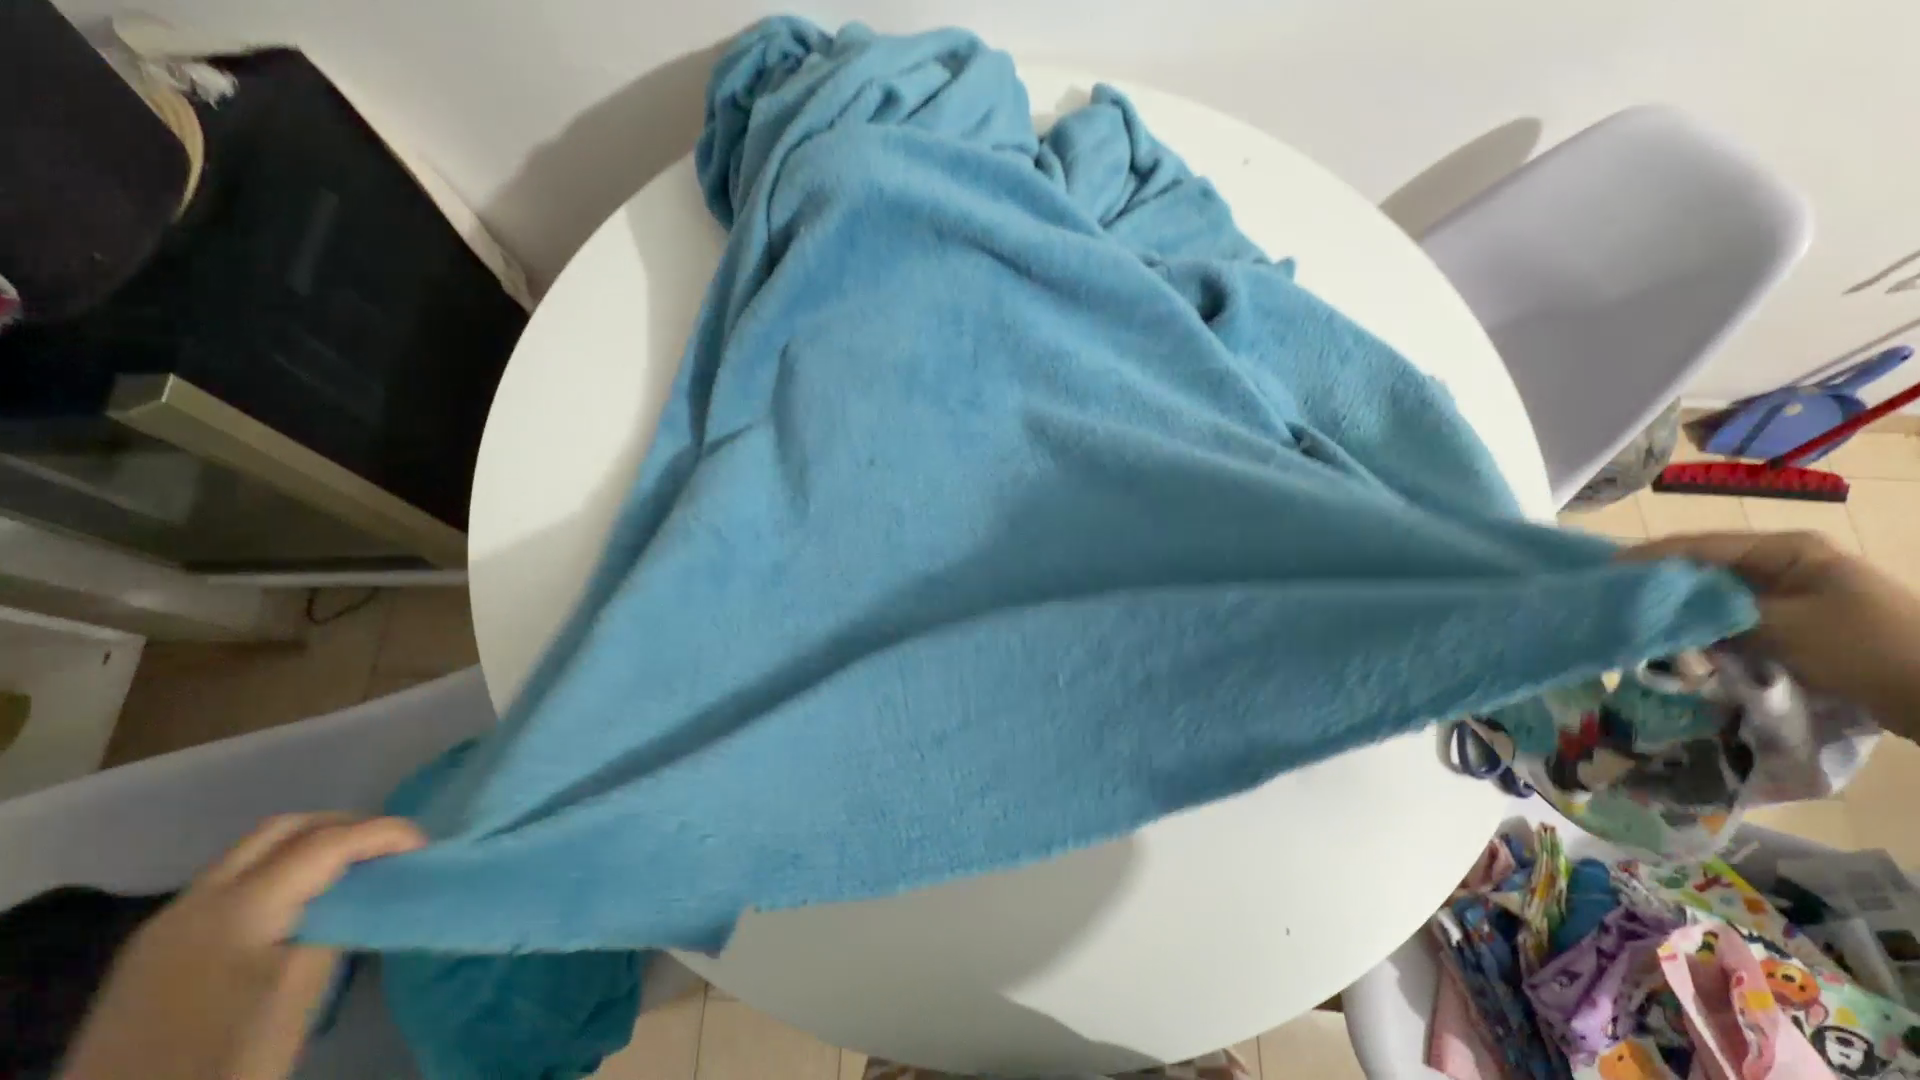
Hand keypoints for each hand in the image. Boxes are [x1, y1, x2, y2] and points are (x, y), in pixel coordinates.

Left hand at [60, 814, 424, 1079]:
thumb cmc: (225, 1058)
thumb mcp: (298, 994)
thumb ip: (335, 927)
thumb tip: (363, 893)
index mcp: (240, 905)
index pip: (326, 843)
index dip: (383, 834)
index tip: (425, 846)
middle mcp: (198, 898)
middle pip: (282, 829)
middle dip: (344, 826)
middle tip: (389, 849)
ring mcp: (167, 923)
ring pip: (249, 853)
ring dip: (307, 846)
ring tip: (350, 872)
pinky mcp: (152, 951)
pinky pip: (227, 883)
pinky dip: (276, 872)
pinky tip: (295, 907)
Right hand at [1623, 530, 1919, 737]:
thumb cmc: (1866, 648)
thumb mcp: (1783, 627)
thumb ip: (1715, 613)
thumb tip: (1659, 612)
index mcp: (1785, 550)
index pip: (1698, 546)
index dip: (1647, 558)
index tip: (1603, 572)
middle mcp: (1784, 565)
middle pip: (1705, 572)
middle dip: (1664, 593)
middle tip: (1620, 609)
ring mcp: (1792, 596)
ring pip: (1718, 601)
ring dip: (1686, 620)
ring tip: (1649, 636)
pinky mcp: (1795, 626)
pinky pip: (1737, 624)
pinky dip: (1711, 637)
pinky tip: (1688, 653)